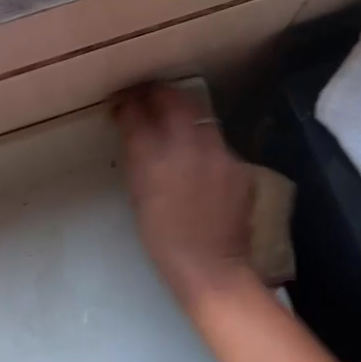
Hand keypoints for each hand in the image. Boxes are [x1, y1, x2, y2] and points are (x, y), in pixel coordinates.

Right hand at [114, 83, 255, 303]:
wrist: (210, 267)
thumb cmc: (163, 237)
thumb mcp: (138, 192)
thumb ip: (137, 153)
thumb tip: (132, 127)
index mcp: (154, 155)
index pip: (136, 110)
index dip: (127, 102)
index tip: (122, 102)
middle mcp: (188, 144)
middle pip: (172, 98)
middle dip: (156, 93)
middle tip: (146, 98)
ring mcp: (218, 151)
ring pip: (198, 114)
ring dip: (181, 110)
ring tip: (171, 118)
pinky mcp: (238, 163)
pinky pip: (216, 140)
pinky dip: (202, 139)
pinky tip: (198, 154)